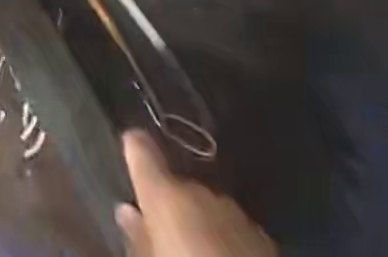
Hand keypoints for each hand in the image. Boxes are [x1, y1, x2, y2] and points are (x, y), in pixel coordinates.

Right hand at [115, 130, 276, 256]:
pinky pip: (230, 223)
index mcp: (164, 196)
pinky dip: (223, 233)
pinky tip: (221, 256)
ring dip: (197, 217)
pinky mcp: (261, 235)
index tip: (129, 142)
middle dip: (170, 201)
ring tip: (194, 248)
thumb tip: (126, 211)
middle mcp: (197, 191)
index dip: (133, 144)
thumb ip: (138, 236)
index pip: (141, 149)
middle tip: (164, 231)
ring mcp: (232, 210)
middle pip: (175, 183)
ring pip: (204, 202)